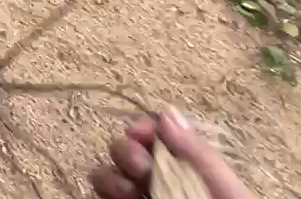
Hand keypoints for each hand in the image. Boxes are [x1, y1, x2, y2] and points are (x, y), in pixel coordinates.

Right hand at [89, 109, 253, 198]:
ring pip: (106, 176)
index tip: (143, 133)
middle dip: (125, 152)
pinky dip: (101, 196)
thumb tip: (166, 112)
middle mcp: (166, 189)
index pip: (159, 139)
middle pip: (127, 152)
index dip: (146, 129)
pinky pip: (97, 198)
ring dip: (109, 178)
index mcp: (196, 179)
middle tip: (141, 168)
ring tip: (126, 194)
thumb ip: (204, 162)